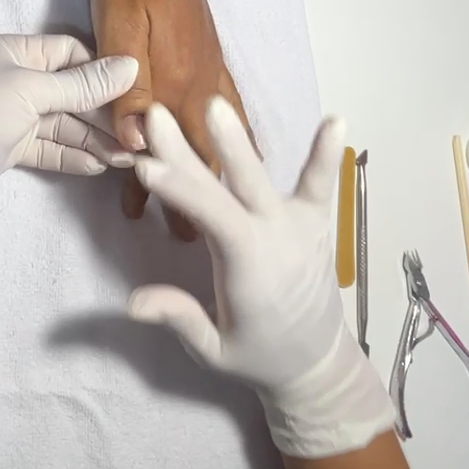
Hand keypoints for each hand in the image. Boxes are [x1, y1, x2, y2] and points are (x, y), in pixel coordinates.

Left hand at [0, 35, 139, 232]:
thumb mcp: (30, 92)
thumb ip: (81, 84)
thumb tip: (131, 65)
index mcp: (16, 52)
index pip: (71, 52)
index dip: (102, 69)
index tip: (137, 91)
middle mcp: (16, 79)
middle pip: (71, 90)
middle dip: (104, 111)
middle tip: (140, 134)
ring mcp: (12, 115)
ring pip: (63, 123)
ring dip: (94, 139)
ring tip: (128, 158)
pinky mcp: (9, 147)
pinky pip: (49, 148)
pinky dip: (72, 156)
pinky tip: (100, 167)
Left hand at [94, 0, 250, 238]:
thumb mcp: (119, 29)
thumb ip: (126, 87)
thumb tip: (136, 143)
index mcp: (172, 83)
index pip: (170, 150)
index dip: (163, 188)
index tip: (161, 224)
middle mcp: (197, 84)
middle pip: (199, 151)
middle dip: (193, 193)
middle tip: (188, 235)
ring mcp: (206, 71)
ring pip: (211, 134)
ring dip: (209, 170)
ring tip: (209, 205)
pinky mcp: (206, 59)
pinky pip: (220, 109)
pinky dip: (226, 137)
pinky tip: (232, 152)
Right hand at [126, 99, 393, 457]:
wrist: (319, 365)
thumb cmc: (258, 355)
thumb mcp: (214, 349)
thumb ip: (180, 318)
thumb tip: (132, 304)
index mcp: (248, 267)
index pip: (209, 218)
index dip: (177, 191)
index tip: (144, 165)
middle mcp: (273, 239)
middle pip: (226, 187)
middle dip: (190, 151)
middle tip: (159, 116)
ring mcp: (298, 227)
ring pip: (262, 179)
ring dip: (238, 142)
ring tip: (215, 103)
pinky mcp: (315, 224)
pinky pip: (321, 186)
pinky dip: (325, 154)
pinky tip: (336, 120)